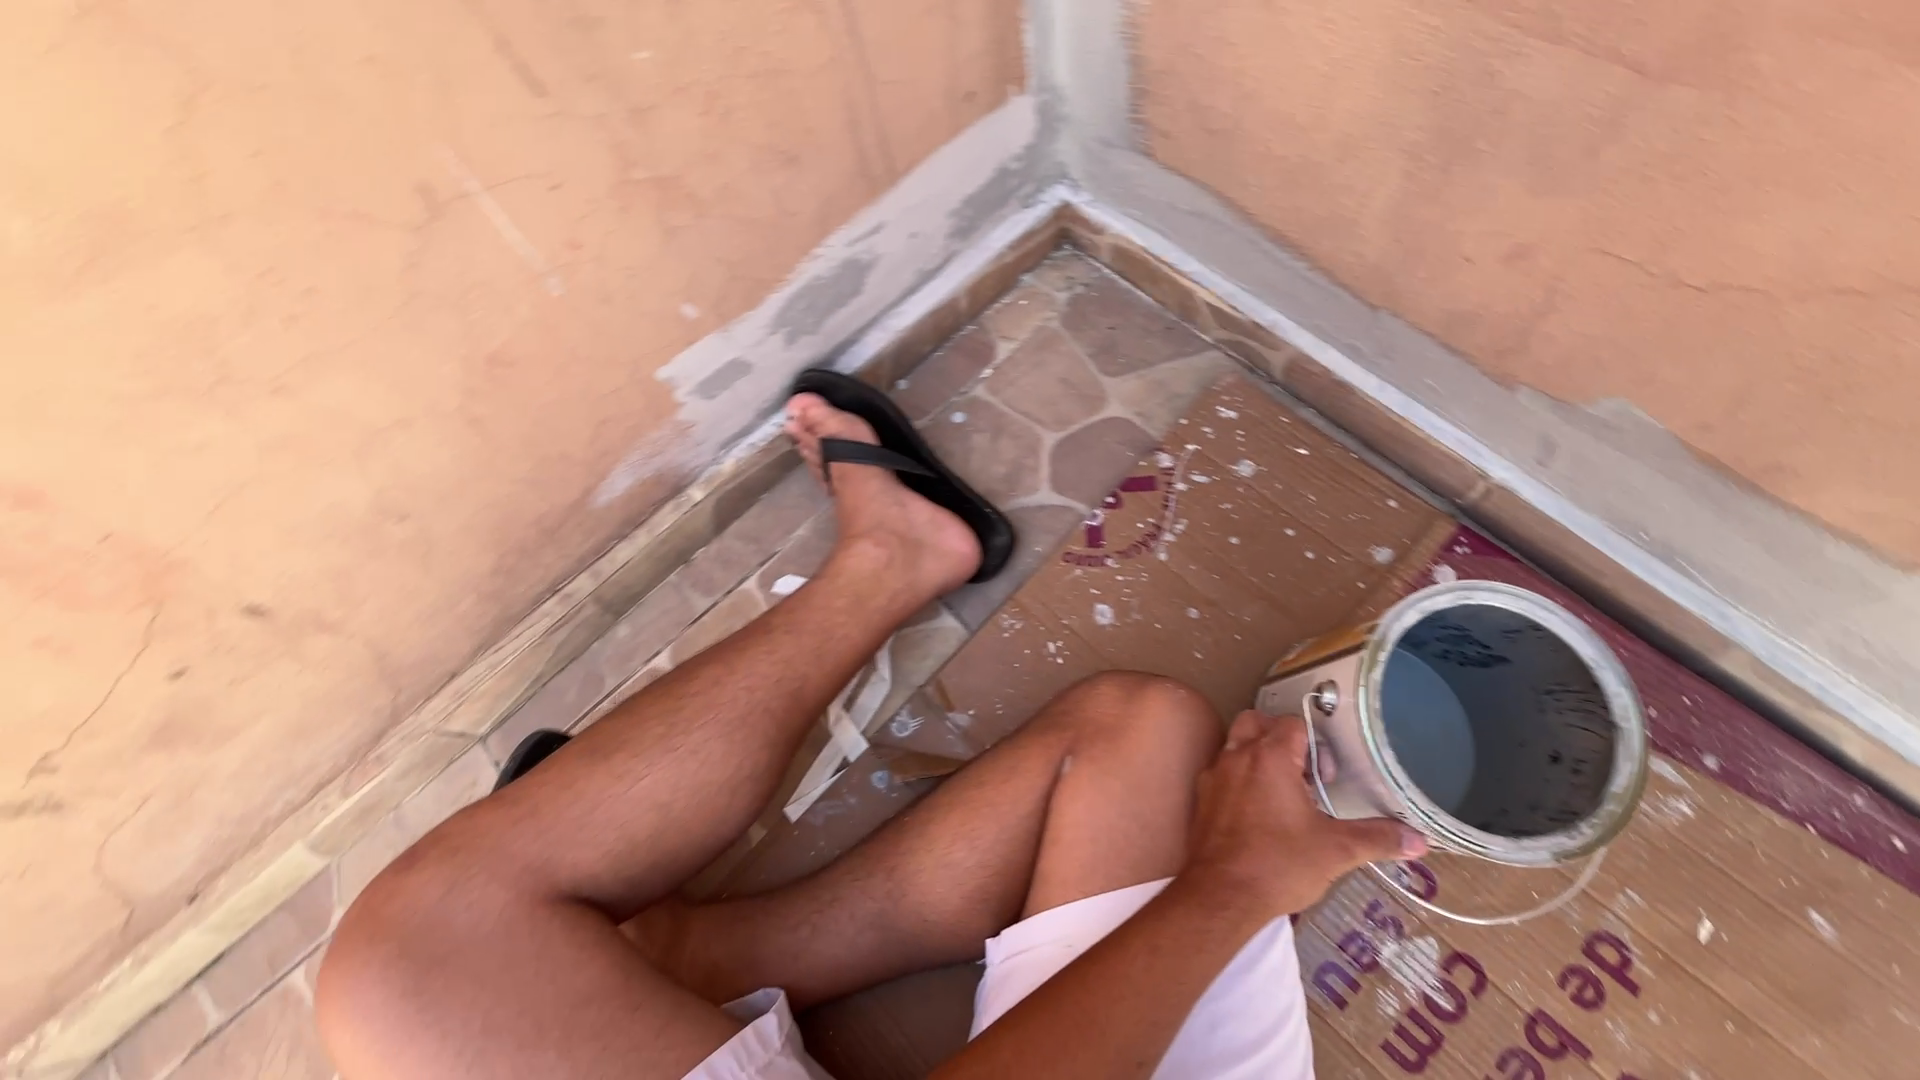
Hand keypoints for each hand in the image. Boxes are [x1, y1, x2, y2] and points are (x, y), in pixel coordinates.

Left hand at [1180, 711, 1427, 917]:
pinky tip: (1258, 814)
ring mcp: (1214, 776)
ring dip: (1258, 757)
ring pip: (1234, 745)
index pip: (1292, 723)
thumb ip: (1378, 838)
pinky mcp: (1202, 798)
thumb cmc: (1279, 864)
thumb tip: (1418, 839)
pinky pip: (1221, 773)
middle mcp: (1237, 757)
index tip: (1327, 777)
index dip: (1316, 744)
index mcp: (1269, 757)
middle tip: (1302, 773)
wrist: (1222, 894)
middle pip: (1256, 722)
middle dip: (1280, 737)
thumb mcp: (1336, 850)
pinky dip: (1239, 780)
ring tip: (1283, 794)